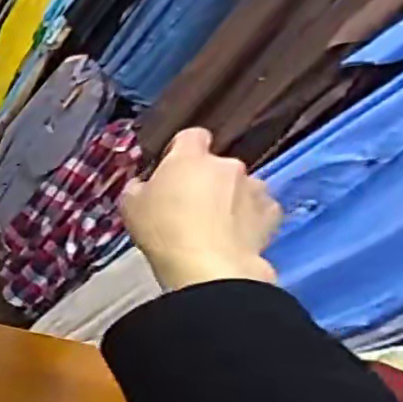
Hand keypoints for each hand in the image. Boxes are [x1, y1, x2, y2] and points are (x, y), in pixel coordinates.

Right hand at [121, 127, 281, 290]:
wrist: (207, 265)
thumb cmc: (161, 230)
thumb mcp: (130, 206)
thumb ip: (140, 187)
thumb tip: (148, 184)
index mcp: (189, 159)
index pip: (191, 136)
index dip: (180, 150)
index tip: (170, 168)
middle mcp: (228, 165)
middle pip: (215, 166)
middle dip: (204, 181)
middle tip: (186, 207)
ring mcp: (255, 186)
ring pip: (238, 186)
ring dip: (227, 198)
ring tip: (212, 226)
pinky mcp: (273, 211)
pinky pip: (257, 208)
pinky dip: (246, 217)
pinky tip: (231, 236)